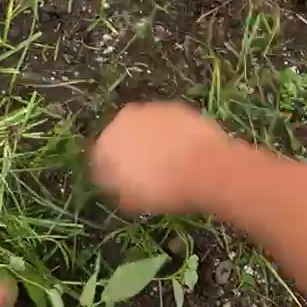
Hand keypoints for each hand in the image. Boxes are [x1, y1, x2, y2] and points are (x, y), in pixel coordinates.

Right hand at [90, 101, 235, 214]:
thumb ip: (115, 189)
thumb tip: (113, 185)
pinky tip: (182, 150)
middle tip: (144, 172)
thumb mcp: (132, 200)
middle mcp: (122, 120)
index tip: (120, 183)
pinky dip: (170, 133)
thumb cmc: (165, 189)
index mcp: (105, 143)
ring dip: (149, 140)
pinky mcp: (174, 106)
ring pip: (143, 128)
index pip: (98, 157)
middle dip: (128, 151)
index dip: (109, 172)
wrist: (208, 168)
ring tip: (167, 162)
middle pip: (119, 137)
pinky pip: (165, 123)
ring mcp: (149, 110)